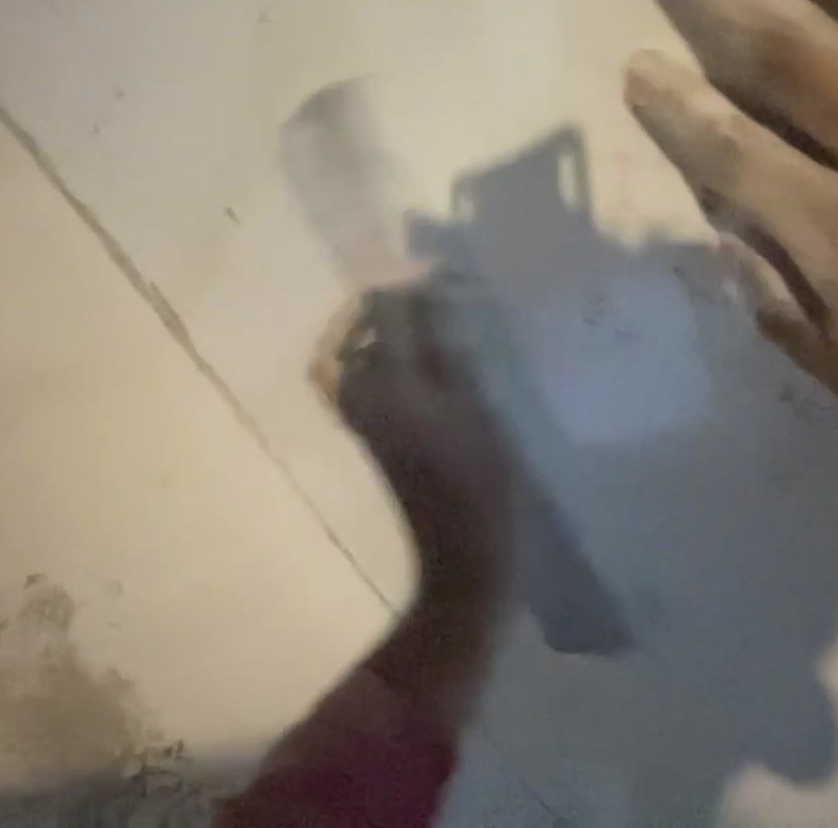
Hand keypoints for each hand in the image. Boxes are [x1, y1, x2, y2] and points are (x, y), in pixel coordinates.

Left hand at [311, 286, 515, 601]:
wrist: (460, 551)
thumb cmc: (479, 480)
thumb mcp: (475, 407)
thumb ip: (447, 349)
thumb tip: (433, 297)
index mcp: (389, 384)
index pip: (384, 310)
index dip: (415, 289)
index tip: (452, 285)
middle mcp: (362, 393)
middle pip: (360, 326)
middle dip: (396, 305)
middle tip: (442, 303)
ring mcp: (360, 415)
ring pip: (358, 351)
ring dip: (390, 332)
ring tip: (433, 329)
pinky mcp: (369, 432)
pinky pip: (363, 377)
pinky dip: (387, 359)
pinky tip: (426, 365)